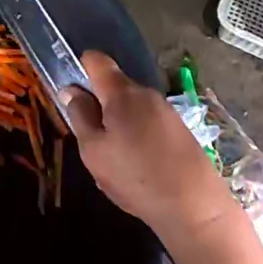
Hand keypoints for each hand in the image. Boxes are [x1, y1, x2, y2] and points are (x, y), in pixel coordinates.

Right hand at [62, 51, 237, 241]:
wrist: (192, 202)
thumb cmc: (134, 175)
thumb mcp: (94, 150)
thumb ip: (80, 116)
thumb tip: (70, 90)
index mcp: (122, 92)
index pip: (98, 61)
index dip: (80, 67)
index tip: (70, 90)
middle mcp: (147, 92)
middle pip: (116, 86)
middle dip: (99, 104)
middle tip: (89, 139)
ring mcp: (166, 109)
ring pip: (132, 107)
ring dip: (118, 123)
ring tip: (114, 159)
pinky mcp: (179, 127)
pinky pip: (148, 121)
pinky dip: (137, 135)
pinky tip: (137, 165)